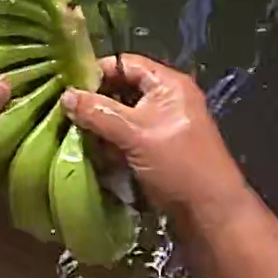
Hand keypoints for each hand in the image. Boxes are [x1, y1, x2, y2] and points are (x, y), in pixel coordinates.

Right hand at [60, 54, 249, 219]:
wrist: (211, 214)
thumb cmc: (178, 165)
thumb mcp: (134, 134)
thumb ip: (97, 112)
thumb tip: (65, 95)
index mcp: (168, 85)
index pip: (125, 63)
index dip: (97, 71)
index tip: (71, 86)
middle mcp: (165, 99)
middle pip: (120, 88)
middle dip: (95, 100)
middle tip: (70, 112)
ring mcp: (162, 124)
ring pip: (120, 113)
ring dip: (100, 123)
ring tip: (79, 133)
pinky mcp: (156, 146)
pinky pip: (125, 133)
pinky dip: (110, 139)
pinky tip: (95, 150)